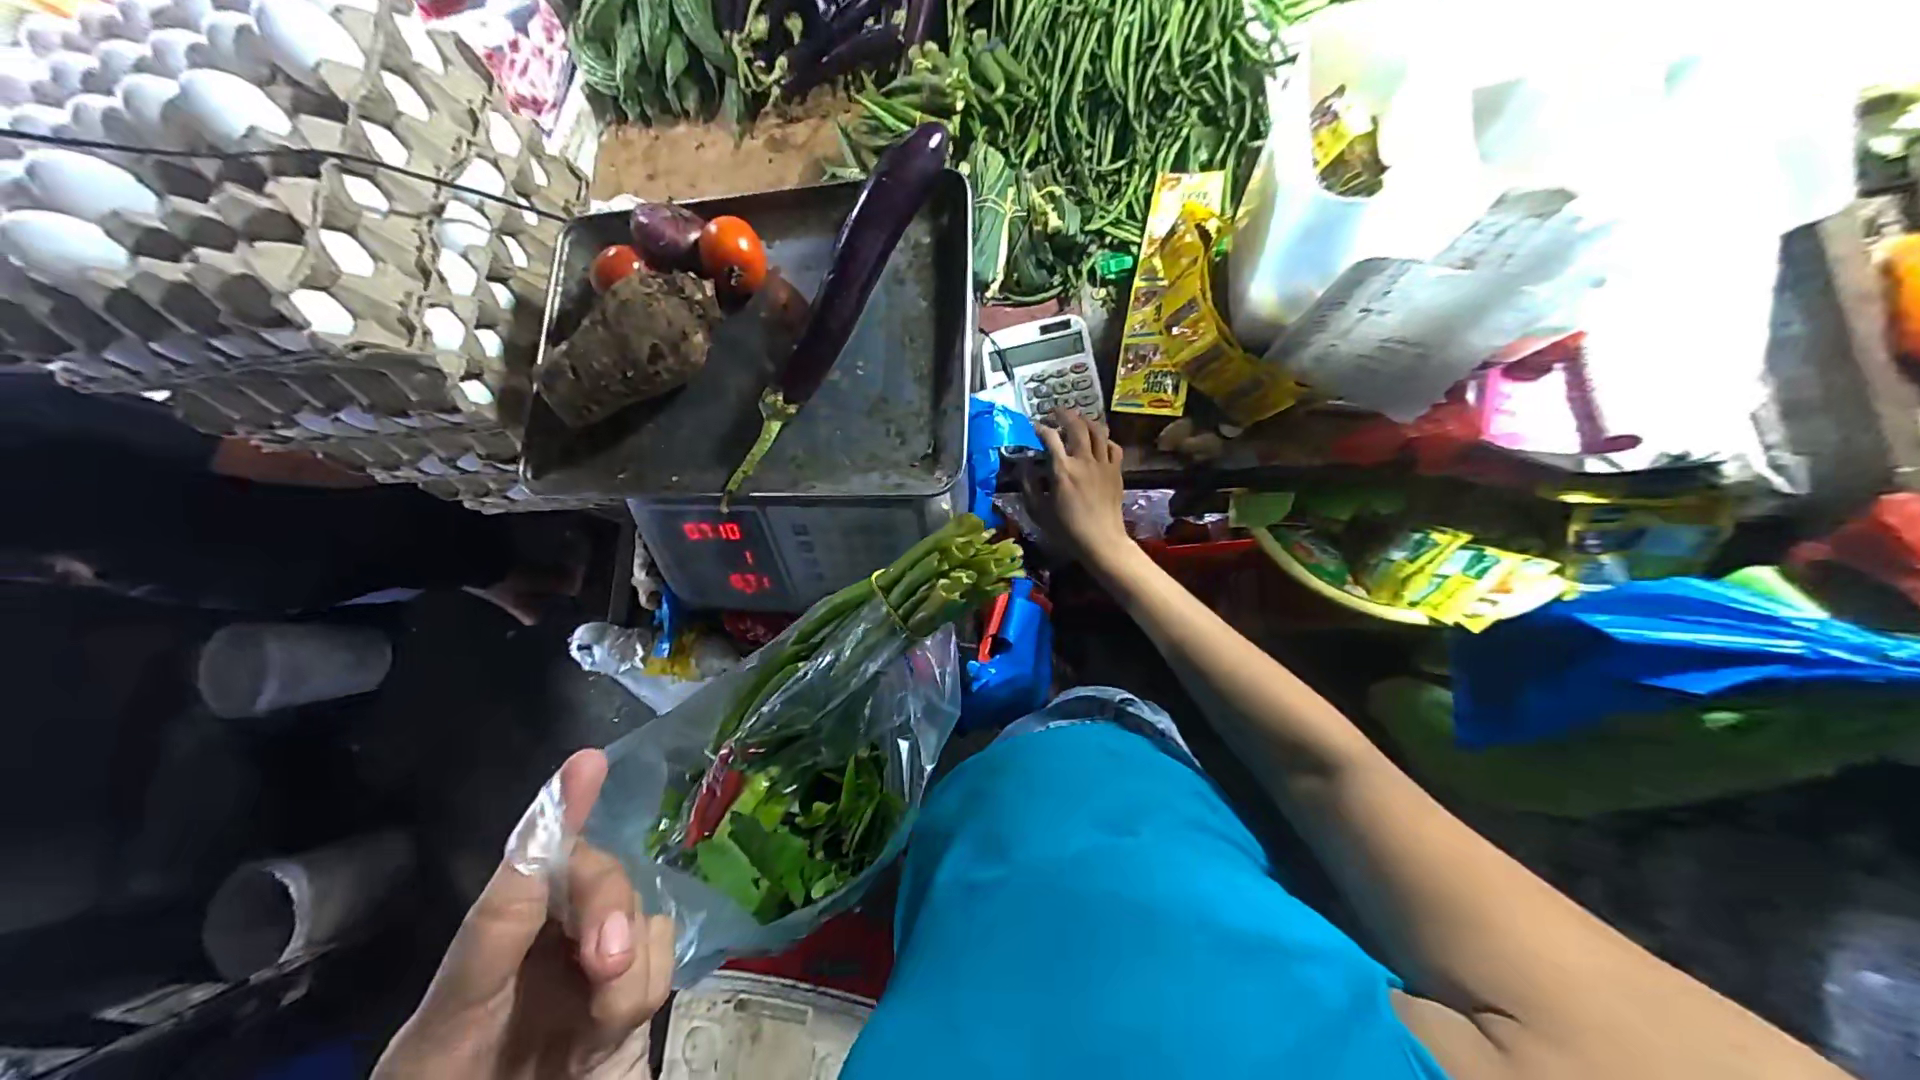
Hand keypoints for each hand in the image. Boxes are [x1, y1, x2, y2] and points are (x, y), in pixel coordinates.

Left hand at [374, 751, 674, 1079]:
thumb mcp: (446, 1029)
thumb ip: (490, 942)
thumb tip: (529, 858)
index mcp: (497, 936)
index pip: (530, 859)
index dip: (561, 807)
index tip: (587, 762)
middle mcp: (552, 935)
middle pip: (597, 877)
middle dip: (608, 905)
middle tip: (607, 962)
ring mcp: (601, 960)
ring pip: (641, 913)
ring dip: (630, 967)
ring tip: (600, 1029)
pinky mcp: (639, 988)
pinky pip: (665, 952)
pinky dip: (648, 984)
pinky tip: (613, 1029)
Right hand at [1020, 409, 1128, 566]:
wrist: (1101, 541)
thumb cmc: (1066, 530)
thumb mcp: (1038, 510)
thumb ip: (1028, 485)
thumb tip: (1023, 465)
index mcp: (1062, 470)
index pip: (1050, 437)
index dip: (1040, 428)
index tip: (1034, 427)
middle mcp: (1084, 460)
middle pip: (1076, 426)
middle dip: (1064, 414)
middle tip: (1055, 412)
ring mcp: (1103, 464)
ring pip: (1097, 431)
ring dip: (1086, 420)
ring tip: (1078, 419)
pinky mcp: (1116, 471)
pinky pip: (1114, 446)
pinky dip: (1105, 439)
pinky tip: (1099, 441)